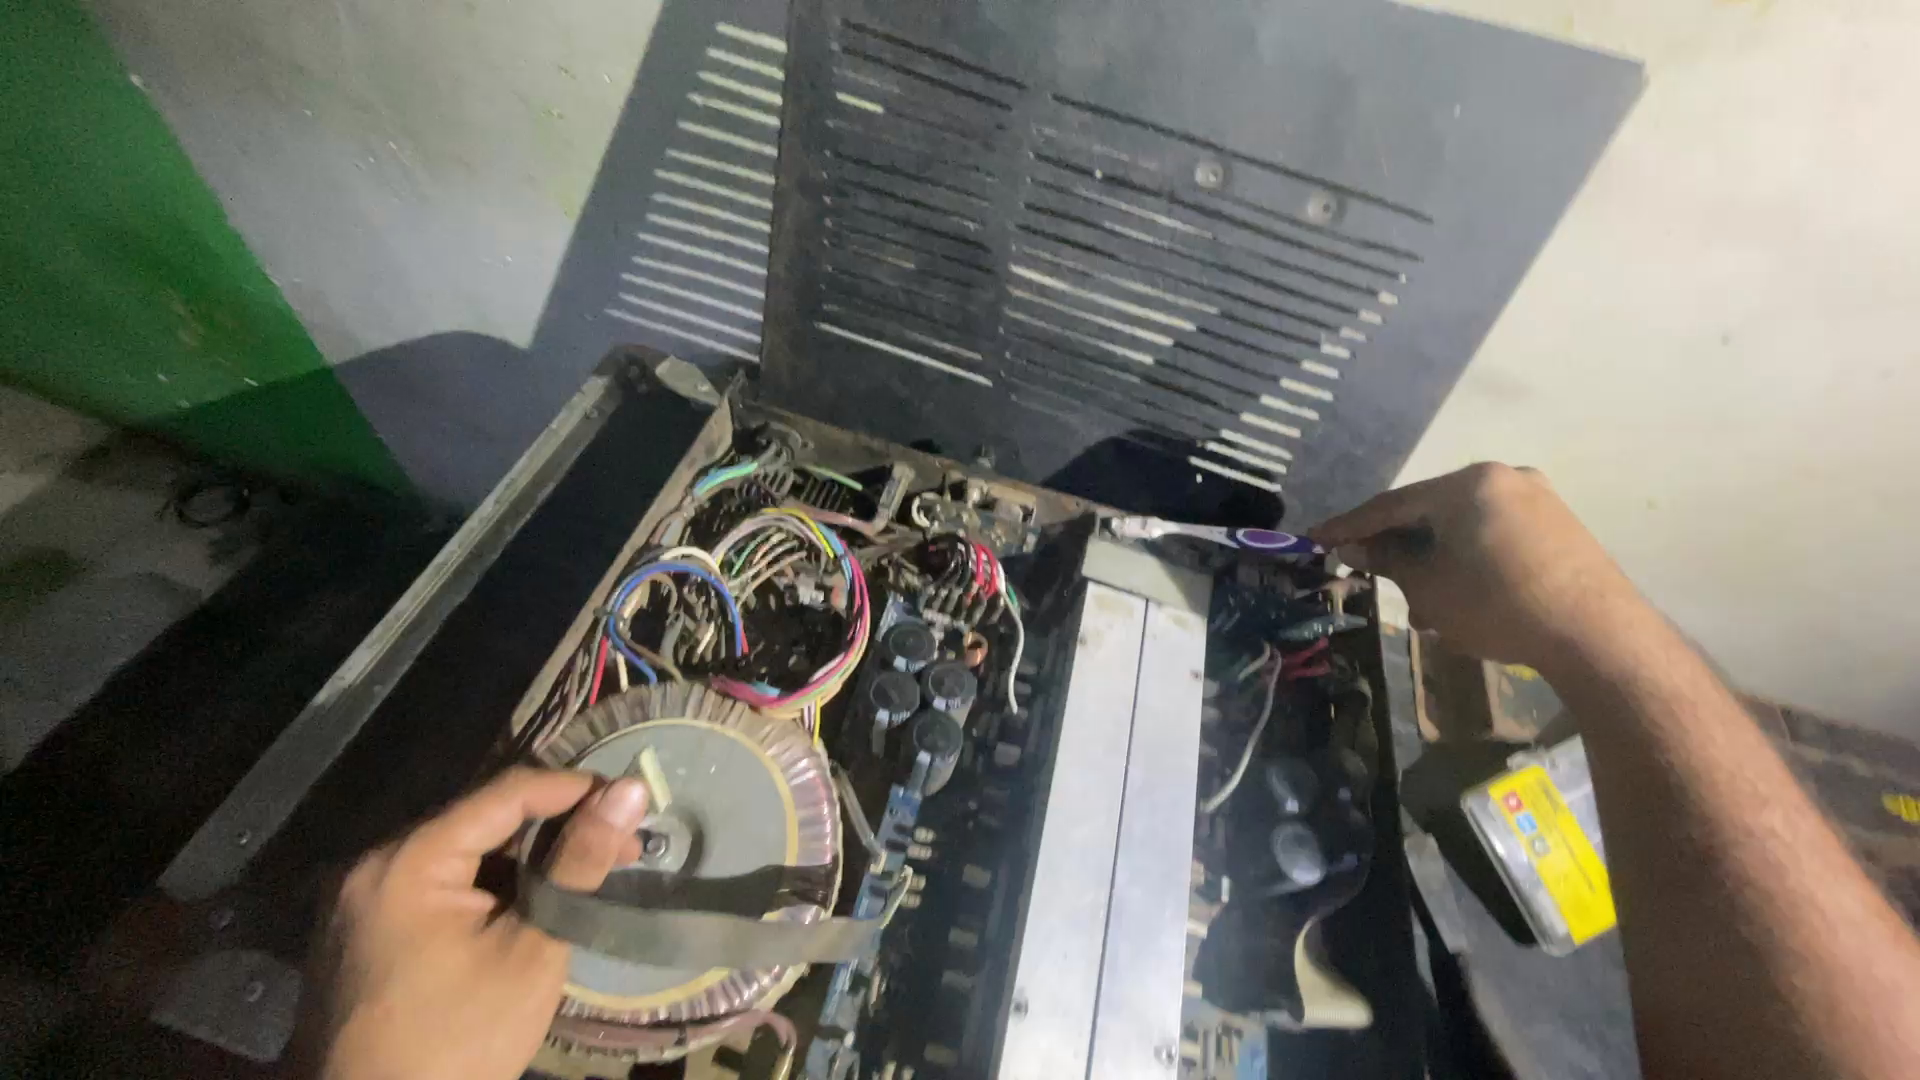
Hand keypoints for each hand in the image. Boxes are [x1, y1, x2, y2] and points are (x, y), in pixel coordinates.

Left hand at [310, 767, 649, 1079]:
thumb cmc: (458, 1044)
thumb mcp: (534, 946)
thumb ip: (579, 860)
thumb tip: (630, 790)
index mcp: (406, 862)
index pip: (508, 793)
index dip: (577, 789)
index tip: (632, 804)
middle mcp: (374, 866)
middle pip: (486, 816)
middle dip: (561, 823)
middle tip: (622, 843)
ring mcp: (364, 899)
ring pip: (470, 847)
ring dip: (533, 852)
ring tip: (592, 868)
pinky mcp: (368, 929)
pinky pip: (446, 879)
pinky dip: (498, 880)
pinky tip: (541, 896)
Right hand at [1312, 463, 1645, 670]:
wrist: (1597, 637)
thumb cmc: (1496, 603)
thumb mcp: (1426, 585)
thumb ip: (1385, 558)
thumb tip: (1352, 546)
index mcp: (1467, 483)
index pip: (1392, 504)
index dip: (1349, 525)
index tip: (1316, 538)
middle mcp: (1503, 479)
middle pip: (1428, 513)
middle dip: (1396, 548)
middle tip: (1365, 572)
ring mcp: (1537, 501)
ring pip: (1460, 528)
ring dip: (1431, 561)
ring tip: (1418, 605)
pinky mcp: (1558, 528)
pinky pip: (1491, 537)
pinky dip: (1464, 561)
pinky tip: (1455, 596)